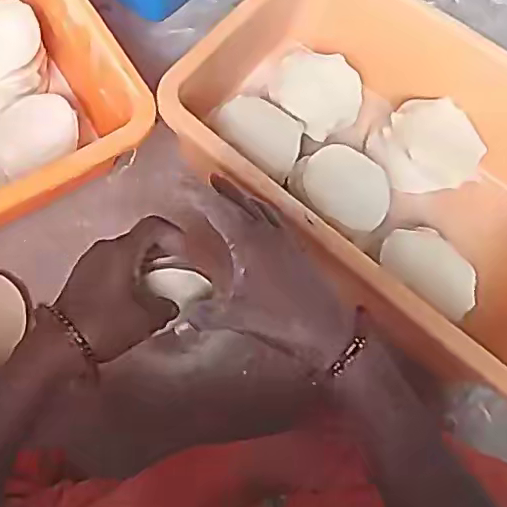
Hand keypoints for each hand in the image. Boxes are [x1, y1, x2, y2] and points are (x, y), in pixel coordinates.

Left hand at [50, 217, 187, 363]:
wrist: (61, 343)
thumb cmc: (105, 325)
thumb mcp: (145, 319)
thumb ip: (165, 306)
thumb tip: (171, 304)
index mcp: (121, 250)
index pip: (153, 226)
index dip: (174, 235)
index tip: (184, 254)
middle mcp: (104, 248)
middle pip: (138, 237)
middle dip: (160, 251)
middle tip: (174, 271)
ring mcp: (89, 259)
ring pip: (123, 250)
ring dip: (142, 262)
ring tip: (156, 285)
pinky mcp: (81, 273)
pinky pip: (110, 262)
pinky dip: (126, 271)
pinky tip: (133, 294)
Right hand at [185, 175, 359, 373]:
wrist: (328, 328)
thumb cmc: (280, 319)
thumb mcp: (235, 318)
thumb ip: (204, 315)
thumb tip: (179, 322)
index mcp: (247, 240)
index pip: (219, 209)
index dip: (201, 197)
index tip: (186, 188)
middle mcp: (266, 232)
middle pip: (242, 202)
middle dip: (225, 190)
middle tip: (211, 178)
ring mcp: (284, 238)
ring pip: (261, 207)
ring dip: (245, 197)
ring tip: (234, 191)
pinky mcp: (297, 248)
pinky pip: (276, 218)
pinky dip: (264, 210)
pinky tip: (263, 218)